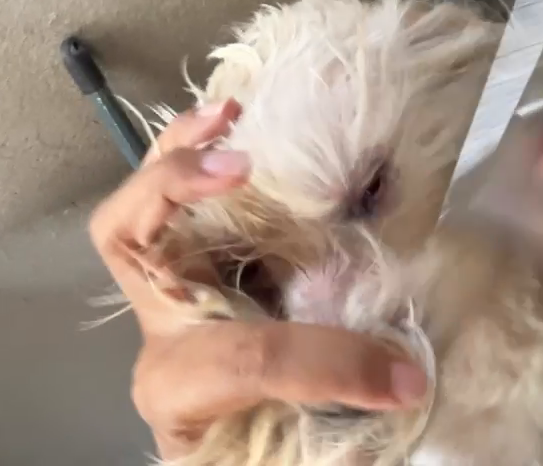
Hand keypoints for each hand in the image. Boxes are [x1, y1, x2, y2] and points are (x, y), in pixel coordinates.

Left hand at [89, 101, 427, 458]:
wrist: (235, 454)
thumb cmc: (258, 447)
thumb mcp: (299, 443)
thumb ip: (341, 403)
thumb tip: (413, 373)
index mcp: (182, 386)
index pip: (248, 358)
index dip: (330, 363)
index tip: (403, 377)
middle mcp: (161, 326)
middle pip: (128, 238)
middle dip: (176, 189)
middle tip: (242, 165)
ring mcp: (168, 284)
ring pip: (140, 199)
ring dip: (181, 146)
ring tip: (230, 111)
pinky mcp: (188, 258)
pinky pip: (172, 193)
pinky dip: (196, 150)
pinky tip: (236, 122)